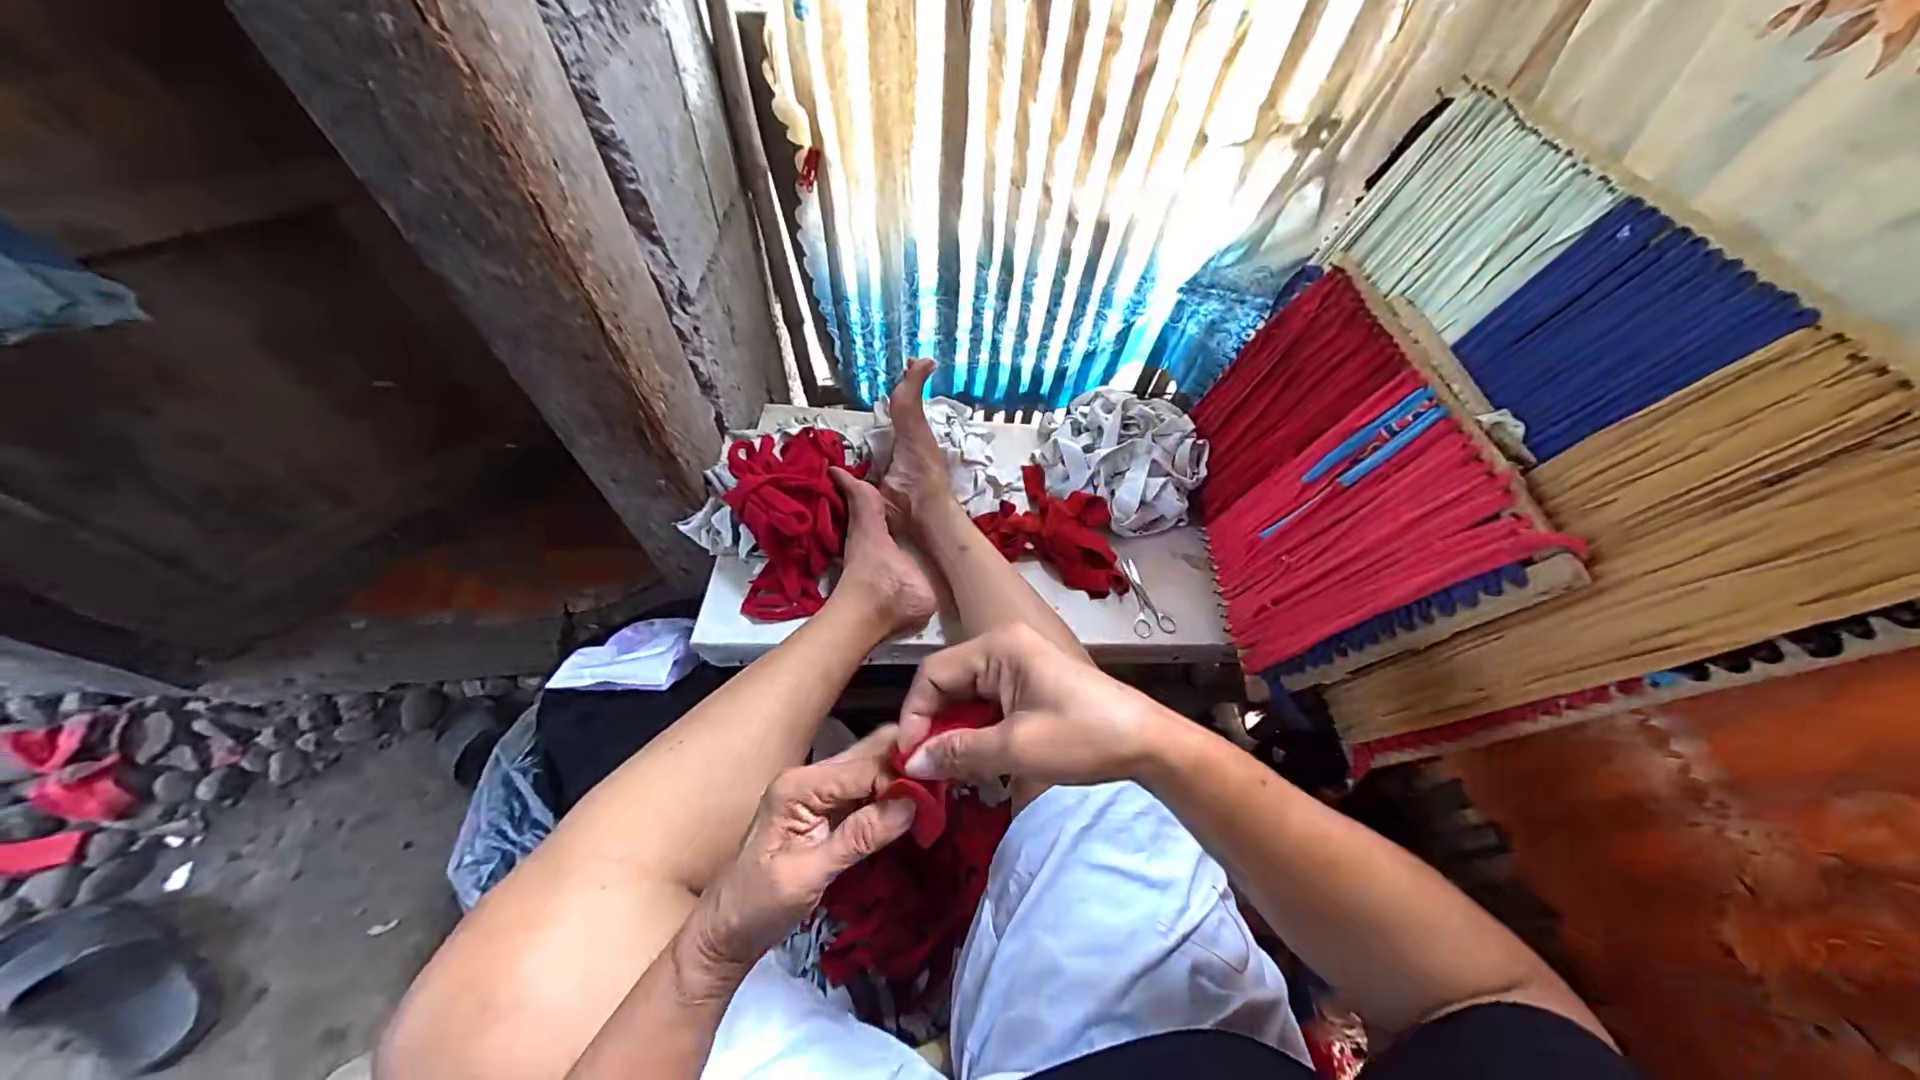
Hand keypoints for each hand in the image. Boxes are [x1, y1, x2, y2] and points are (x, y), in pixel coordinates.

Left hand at [691, 727, 917, 969]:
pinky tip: (917, 805)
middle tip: (946, 783)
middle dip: (908, 765)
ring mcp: (819, 791)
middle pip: (870, 755)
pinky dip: (894, 795)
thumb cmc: (756, 906)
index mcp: (799, 785)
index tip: (939, 794)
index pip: (864, 768)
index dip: (902, 778)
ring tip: (939, 793)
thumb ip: (857, 837)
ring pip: (873, 768)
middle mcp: (810, 777)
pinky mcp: (829, 808)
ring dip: (904, 779)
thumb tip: (910, 806)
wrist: (725, 931)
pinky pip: (868, 791)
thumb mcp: (805, 876)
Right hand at [896, 624, 1179, 786]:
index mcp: (999, 646)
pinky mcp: (1028, 685)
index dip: (915, 715)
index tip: (909, 758)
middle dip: (934, 726)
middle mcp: (1003, 647)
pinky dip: (976, 732)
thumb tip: (912, 763)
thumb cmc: (1085, 736)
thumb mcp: (1017, 748)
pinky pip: (987, 705)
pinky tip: (976, 761)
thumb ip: (958, 752)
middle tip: (927, 770)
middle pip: (947, 684)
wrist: (1148, 742)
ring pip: (965, 698)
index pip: (932, 673)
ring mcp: (1017, 665)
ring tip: (950, 772)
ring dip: (954, 733)